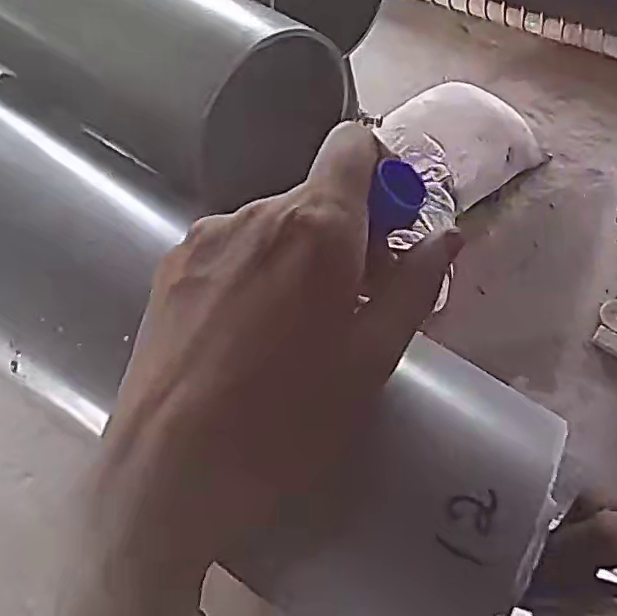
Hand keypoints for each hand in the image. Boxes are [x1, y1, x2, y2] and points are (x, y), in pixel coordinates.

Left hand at [41, 123, 461, 615]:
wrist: (168, 472)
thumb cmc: (290, 418)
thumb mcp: (373, 356)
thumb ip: (416, 284)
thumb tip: (448, 236)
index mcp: (318, 225)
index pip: (353, 144)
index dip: (383, 172)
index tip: (391, 227)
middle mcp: (258, 211)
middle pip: (320, 190)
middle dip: (351, 228)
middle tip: (358, 298)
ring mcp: (207, 236)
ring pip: (278, 220)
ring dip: (304, 252)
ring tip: (299, 325)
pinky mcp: (172, 265)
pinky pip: (237, 244)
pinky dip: (262, 266)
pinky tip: (252, 331)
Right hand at [534, 493, 616, 615]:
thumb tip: (543, 609)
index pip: (611, 532)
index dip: (561, 552)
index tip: (531, 579)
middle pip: (609, 504)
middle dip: (565, 538)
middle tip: (542, 575)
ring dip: (584, 533)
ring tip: (567, 574)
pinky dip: (606, 533)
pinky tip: (599, 569)